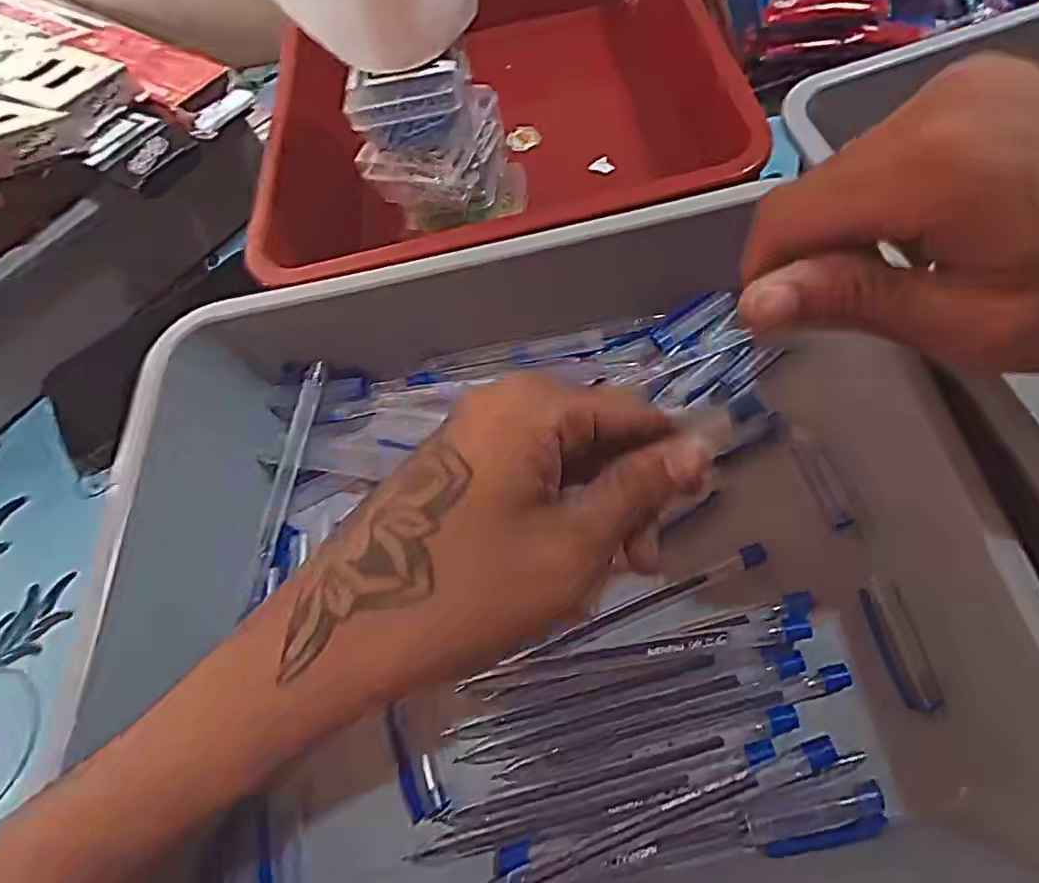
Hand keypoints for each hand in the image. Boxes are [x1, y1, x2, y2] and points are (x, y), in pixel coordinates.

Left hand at [275, 375, 710, 690]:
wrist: (341, 635)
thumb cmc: (469, 590)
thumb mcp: (573, 544)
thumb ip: (639, 488)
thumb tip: (698, 447)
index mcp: (536, 405)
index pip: (633, 412)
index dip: (672, 455)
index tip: (697, 505)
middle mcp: (506, 403)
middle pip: (598, 435)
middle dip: (628, 495)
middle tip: (642, 562)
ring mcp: (477, 433)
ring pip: (565, 461)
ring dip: (594, 511)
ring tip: (599, 576)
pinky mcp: (459, 466)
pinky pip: (529, 475)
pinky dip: (556, 514)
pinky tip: (559, 566)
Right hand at [741, 53, 1038, 378]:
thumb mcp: (978, 322)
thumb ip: (855, 300)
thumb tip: (753, 303)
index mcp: (922, 162)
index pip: (787, 213)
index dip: (765, 272)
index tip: (781, 324)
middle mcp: (929, 101)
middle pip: (820, 184)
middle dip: (817, 252)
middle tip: (867, 312)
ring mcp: (966, 80)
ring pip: (860, 163)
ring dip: (858, 224)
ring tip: (922, 274)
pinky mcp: (998, 79)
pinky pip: (906, 143)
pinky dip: (898, 195)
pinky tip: (957, 227)